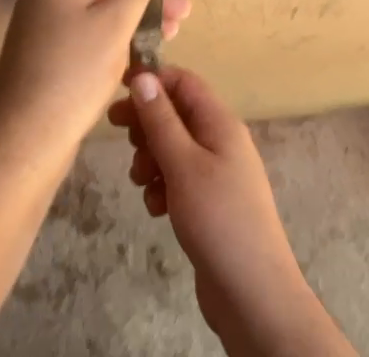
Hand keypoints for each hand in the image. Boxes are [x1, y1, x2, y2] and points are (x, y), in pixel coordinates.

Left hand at [0, 0, 189, 149]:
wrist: (28, 135)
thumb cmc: (75, 73)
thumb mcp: (113, 25)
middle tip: (182, 13)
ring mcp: (43, 30)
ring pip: (97, 15)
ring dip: (134, 22)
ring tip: (172, 35)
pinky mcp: (46, 58)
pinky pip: (86, 38)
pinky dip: (113, 42)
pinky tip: (140, 57)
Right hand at [109, 68, 353, 356]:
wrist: (252, 292)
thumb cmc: (218, 219)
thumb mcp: (183, 164)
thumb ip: (161, 120)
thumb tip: (143, 76)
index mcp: (220, 124)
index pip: (184, 82)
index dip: (152, 81)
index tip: (117, 92)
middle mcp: (221, 142)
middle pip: (175, 114)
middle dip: (146, 125)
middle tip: (120, 137)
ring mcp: (217, 174)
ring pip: (173, 149)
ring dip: (150, 159)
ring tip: (142, 182)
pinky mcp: (209, 202)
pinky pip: (178, 179)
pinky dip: (161, 186)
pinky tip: (157, 207)